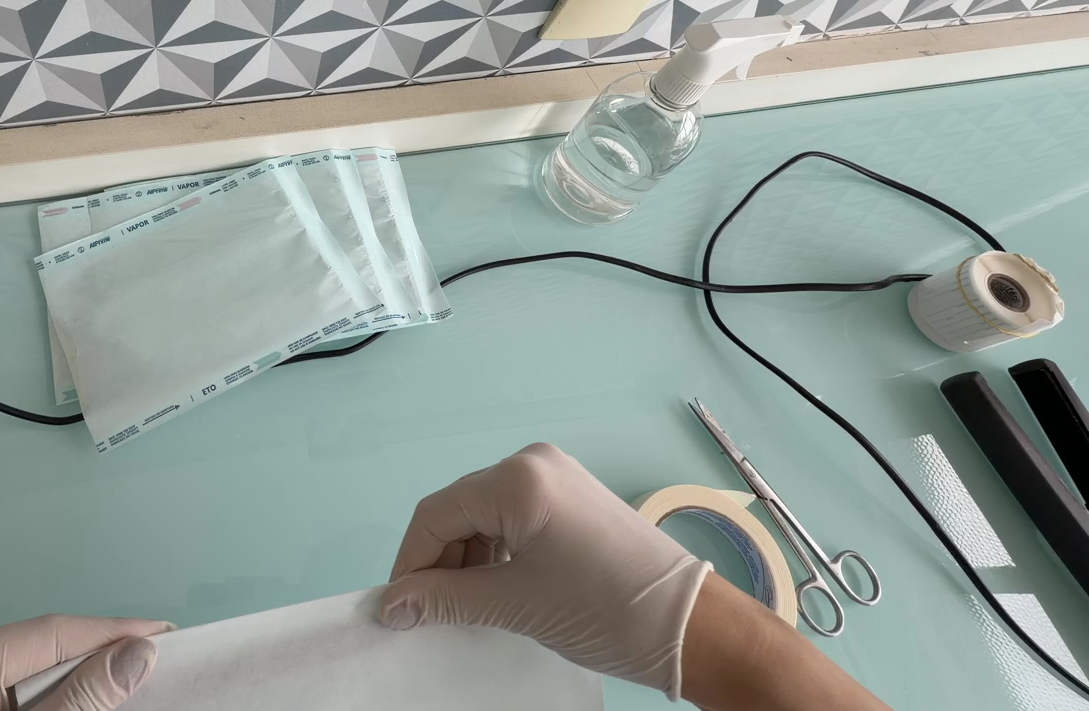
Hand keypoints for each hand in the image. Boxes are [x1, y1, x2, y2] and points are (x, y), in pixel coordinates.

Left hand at [0, 615, 171, 710]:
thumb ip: (79, 704)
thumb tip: (140, 654)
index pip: (49, 634)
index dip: (112, 632)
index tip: (163, 632)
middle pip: (45, 653)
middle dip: (103, 656)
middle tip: (161, 656)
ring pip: (37, 678)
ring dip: (86, 683)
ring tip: (139, 677)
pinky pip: (21, 701)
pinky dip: (60, 703)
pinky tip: (97, 700)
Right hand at [378, 443, 709, 697]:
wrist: (697, 627)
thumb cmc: (602, 611)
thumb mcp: (514, 604)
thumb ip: (444, 599)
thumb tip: (391, 606)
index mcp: (515, 478)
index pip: (437, 512)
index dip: (411, 560)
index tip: (398, 607)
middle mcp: (530, 462)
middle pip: (460, 509)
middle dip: (440, 561)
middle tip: (431, 611)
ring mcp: (554, 474)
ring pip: (485, 512)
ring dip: (467, 557)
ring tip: (467, 604)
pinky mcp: (570, 492)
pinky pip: (513, 514)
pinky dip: (496, 549)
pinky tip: (497, 583)